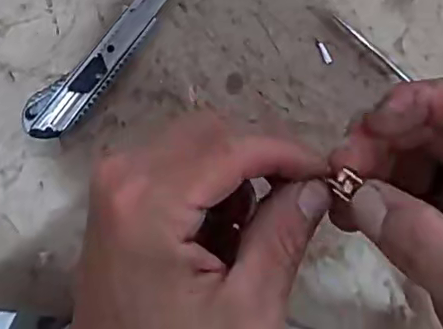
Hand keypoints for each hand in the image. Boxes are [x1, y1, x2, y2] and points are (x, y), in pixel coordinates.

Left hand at [74, 110, 330, 327]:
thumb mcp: (245, 313)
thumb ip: (282, 237)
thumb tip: (316, 183)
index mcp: (148, 201)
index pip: (232, 147)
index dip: (286, 152)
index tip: (325, 170)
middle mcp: (125, 172)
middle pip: (213, 133)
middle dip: (260, 160)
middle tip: (296, 196)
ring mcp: (117, 178)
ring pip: (198, 139)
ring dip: (235, 170)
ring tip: (251, 228)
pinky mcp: (118, 191)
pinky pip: (177, 157)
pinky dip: (210, 180)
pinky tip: (221, 228)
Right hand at [330, 78, 442, 328]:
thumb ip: (429, 245)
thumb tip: (359, 195)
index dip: (420, 102)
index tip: (373, 123)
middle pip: (438, 135)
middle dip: (387, 140)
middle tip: (342, 164)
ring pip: (420, 168)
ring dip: (377, 170)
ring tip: (339, 191)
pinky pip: (414, 210)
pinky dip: (381, 207)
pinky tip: (352, 215)